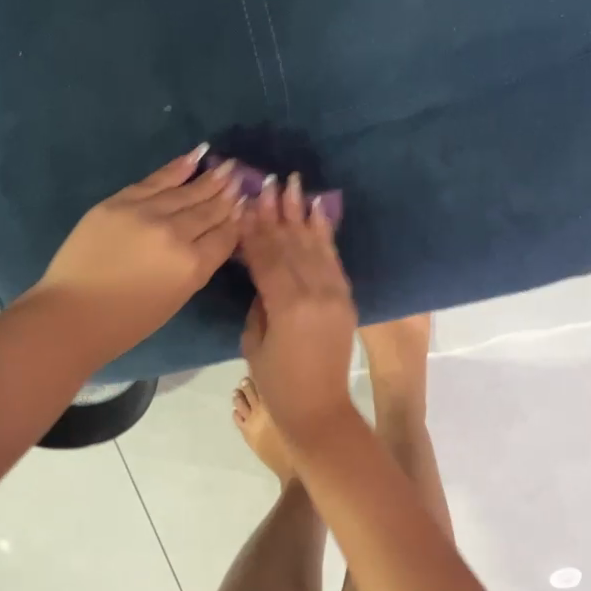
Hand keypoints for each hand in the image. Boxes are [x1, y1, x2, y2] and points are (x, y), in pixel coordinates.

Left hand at [35, 145, 243, 358]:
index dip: (238, 219)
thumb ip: (198, 266)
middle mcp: (175, 234)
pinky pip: (156, 180)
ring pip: (186, 192)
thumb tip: (213, 238)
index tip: (249, 204)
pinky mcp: (120, 202)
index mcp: (193, 266)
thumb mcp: (177, 298)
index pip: (225, 235)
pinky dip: (177, 168)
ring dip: (209, 179)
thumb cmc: (128, 321)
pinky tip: (195, 157)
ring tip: (227, 167)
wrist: (73, 313)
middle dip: (228, 194)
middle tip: (243, 178)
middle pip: (209, 210)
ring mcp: (146, 214)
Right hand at [239, 173, 359, 440]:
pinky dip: (325, 234)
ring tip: (292, 184)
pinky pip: (334, 260)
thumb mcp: (254, 341)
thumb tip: (261, 271)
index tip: (244, 200)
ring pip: (314, 246)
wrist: (320, 410)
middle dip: (276, 212)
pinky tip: (317, 212)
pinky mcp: (346, 300)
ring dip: (301, 214)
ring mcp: (335, 295)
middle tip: (266, 181)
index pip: (266, 256)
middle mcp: (315, 293)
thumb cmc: (277, 383)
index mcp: (287, 305)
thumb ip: (258, 301)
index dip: (253, 228)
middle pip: (290, 245)